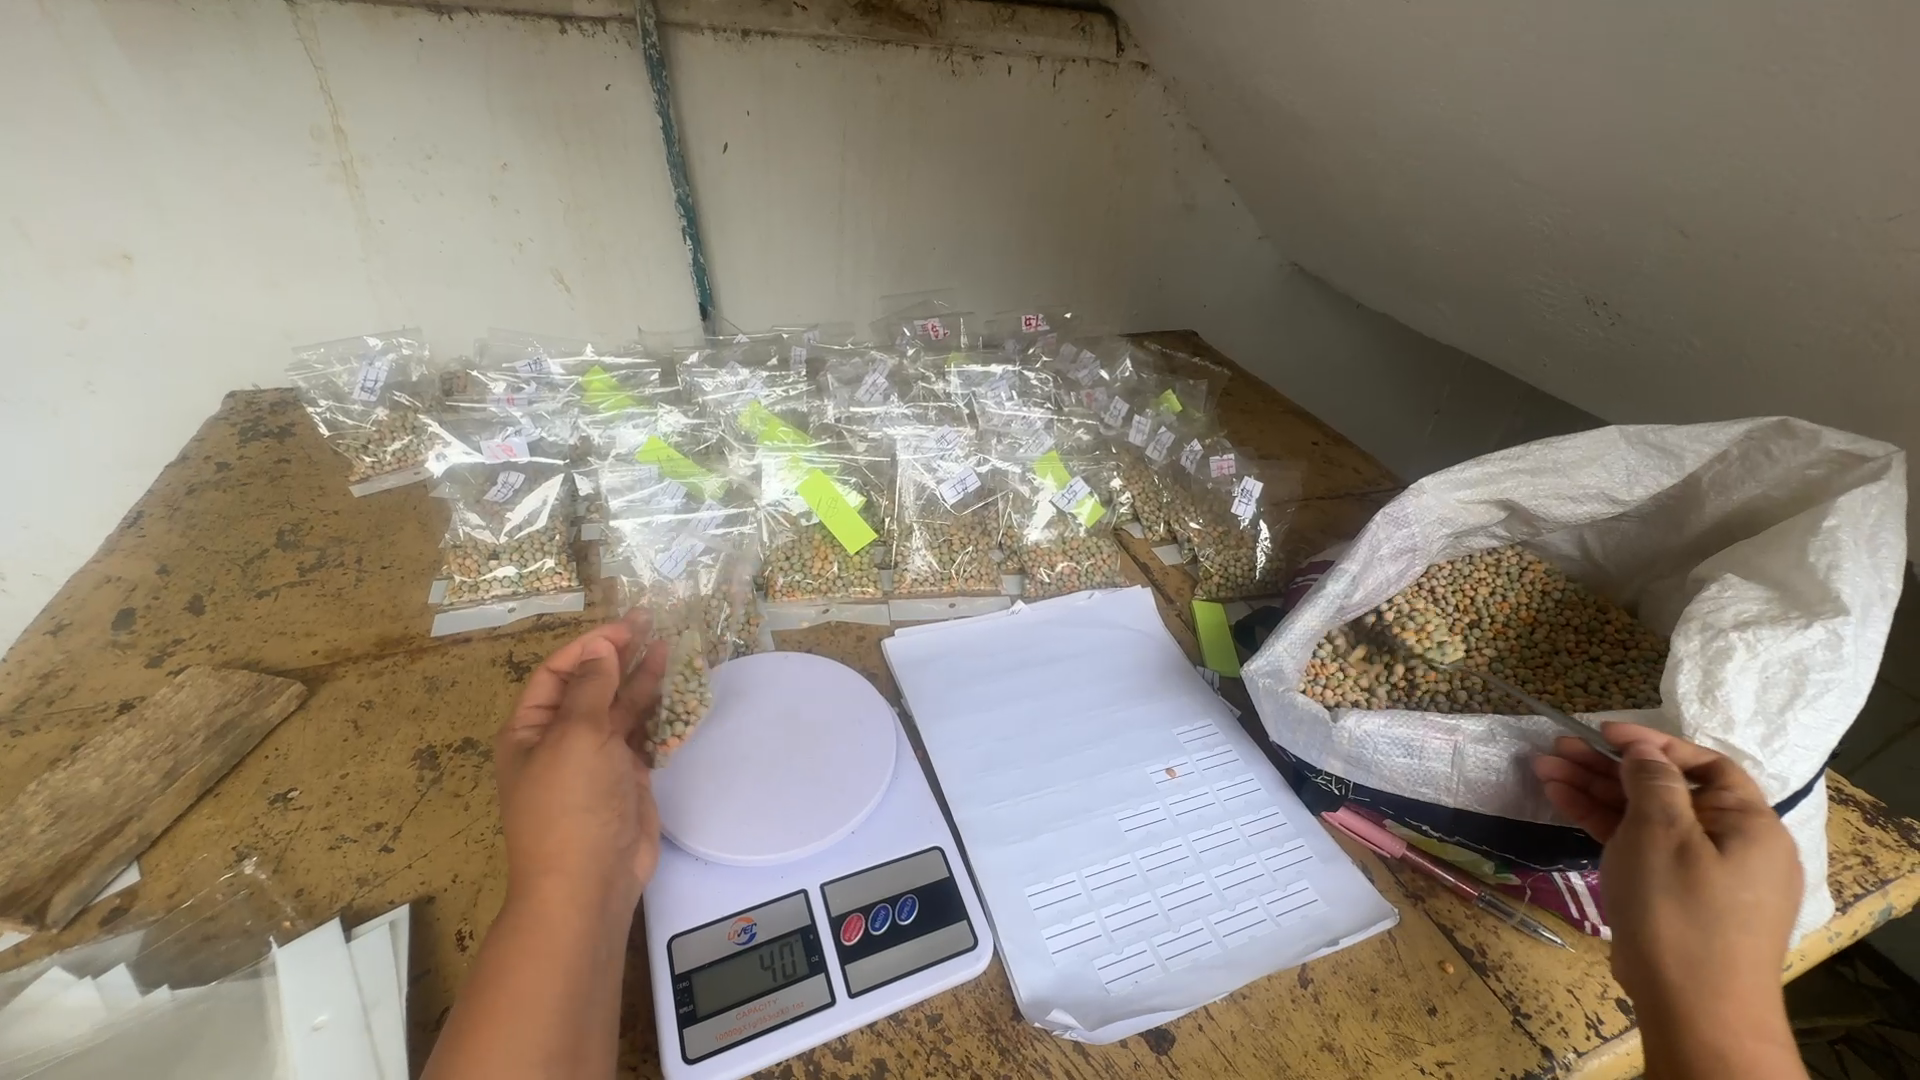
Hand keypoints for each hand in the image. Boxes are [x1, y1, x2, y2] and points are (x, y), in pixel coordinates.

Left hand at [495, 610, 670, 918]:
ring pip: (620, 708)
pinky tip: (677, 692)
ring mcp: (596, 760)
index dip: (590, 646)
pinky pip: (642, 735)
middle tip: (652, 624)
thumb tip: (601, 649)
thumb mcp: (575, 737)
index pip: (558, 673)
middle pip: (591, 686)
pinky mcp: (627, 777)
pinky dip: (658, 713)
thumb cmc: (570, 804)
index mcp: (531, 730)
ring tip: (669, 648)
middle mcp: (561, 740)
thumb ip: (592, 688)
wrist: (589, 881)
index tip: (627, 627)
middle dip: (619, 655)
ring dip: (642, 679)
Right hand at [1533, 722, 1805, 1078]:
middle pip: (1666, 788)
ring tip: (1542, 769)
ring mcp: (1700, 869)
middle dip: (1608, 765)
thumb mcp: (1662, 832)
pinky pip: (1634, 839)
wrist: (1691, 1002)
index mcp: (1750, 826)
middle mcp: (1732, 843)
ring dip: (1593, 788)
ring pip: (1642, 813)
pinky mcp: (1670, 889)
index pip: (1706, 766)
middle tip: (1556, 747)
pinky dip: (1599, 818)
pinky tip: (1559, 798)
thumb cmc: (1679, 907)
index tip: (1601, 732)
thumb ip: (1652, 782)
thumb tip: (1643, 751)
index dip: (1653, 743)